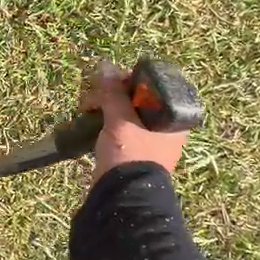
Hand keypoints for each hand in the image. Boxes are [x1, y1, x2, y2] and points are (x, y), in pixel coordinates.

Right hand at [79, 59, 187, 183]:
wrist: (124, 192)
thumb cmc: (130, 153)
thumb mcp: (120, 120)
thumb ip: (113, 93)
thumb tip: (104, 67)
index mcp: (173, 118)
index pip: (152, 87)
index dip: (127, 81)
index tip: (106, 84)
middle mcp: (166, 126)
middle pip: (136, 98)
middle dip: (110, 94)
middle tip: (91, 99)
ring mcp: (150, 138)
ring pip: (125, 111)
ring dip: (104, 106)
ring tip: (86, 110)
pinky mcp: (133, 148)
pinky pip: (119, 125)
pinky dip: (105, 120)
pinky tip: (91, 120)